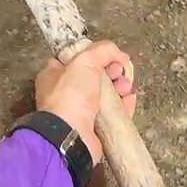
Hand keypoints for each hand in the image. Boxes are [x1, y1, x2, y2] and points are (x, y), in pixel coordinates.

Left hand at [34, 40, 135, 161]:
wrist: (71, 136)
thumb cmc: (71, 95)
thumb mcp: (85, 61)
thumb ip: (103, 50)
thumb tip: (120, 55)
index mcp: (55, 75)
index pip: (78, 59)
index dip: (97, 55)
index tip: (110, 57)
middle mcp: (66, 93)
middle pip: (96, 76)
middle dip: (113, 72)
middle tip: (120, 73)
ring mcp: (80, 112)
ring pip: (106, 94)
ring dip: (121, 87)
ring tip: (126, 89)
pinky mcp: (95, 128)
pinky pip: (113, 114)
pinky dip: (124, 106)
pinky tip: (130, 100)